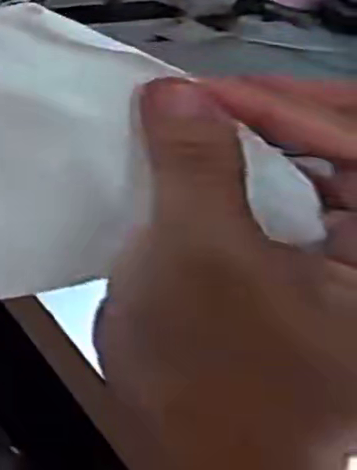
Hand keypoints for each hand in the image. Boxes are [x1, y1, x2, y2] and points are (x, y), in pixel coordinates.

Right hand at [97, 78, 356, 468]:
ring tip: (190, 108)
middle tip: (211, 86)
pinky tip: (186, 147)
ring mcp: (345, 260)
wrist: (191, 429)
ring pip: (322, 168)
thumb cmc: (216, 353)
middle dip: (293, 110)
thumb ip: (196, 169)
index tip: (203, 90)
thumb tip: (177, 90)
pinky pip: (281, 191)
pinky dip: (235, 159)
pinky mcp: (295, 260)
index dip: (295, 114)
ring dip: (258, 130)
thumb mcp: (201, 255)